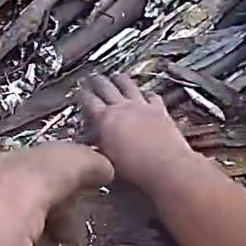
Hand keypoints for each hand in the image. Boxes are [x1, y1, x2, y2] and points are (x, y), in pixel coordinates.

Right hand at [78, 74, 199, 190]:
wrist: (166, 168)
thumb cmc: (136, 169)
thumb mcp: (106, 159)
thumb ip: (97, 147)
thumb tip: (90, 147)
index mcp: (105, 119)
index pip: (88, 100)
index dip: (82, 94)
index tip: (80, 91)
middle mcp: (122, 108)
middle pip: (106, 87)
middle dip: (98, 81)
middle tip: (93, 78)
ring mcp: (142, 107)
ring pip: (129, 86)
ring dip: (121, 80)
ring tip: (118, 76)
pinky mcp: (160, 111)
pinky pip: (153, 96)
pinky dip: (148, 94)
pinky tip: (148, 93)